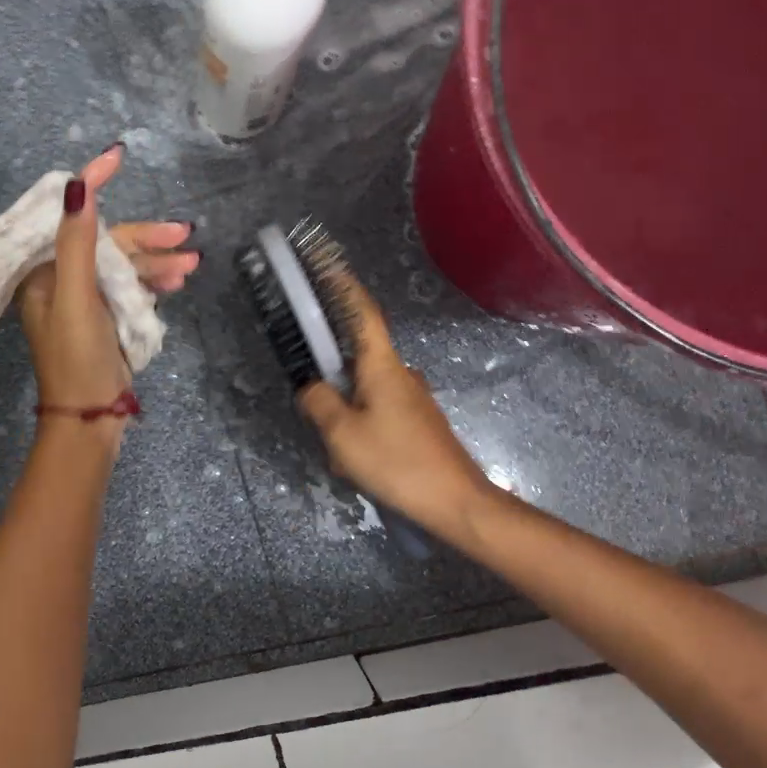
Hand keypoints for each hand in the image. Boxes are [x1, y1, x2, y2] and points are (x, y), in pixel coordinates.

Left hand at [18, 144, 198, 426]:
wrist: (90, 420)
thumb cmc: (79, 358)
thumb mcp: (78, 298)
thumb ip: (77, 243)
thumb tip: (77, 186)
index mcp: (42, 274)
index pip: (69, 220)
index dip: (93, 188)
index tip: (117, 156)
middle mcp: (59, 284)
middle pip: (105, 245)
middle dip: (144, 240)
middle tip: (184, 234)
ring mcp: (84, 303)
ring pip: (123, 268)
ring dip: (156, 263)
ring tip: (191, 263)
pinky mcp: (104, 321)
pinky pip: (130, 290)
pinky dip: (152, 284)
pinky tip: (177, 282)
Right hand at [296, 269, 490, 531]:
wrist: (456, 502)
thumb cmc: (396, 462)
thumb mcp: (342, 434)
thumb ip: (318, 403)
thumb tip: (311, 388)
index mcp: (382, 367)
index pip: (362, 315)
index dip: (343, 288)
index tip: (327, 265)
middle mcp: (401, 375)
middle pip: (356, 360)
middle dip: (330, 381)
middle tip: (315, 412)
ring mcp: (412, 400)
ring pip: (363, 394)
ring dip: (344, 416)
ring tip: (338, 454)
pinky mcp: (417, 424)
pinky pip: (377, 415)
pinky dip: (359, 432)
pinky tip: (356, 465)